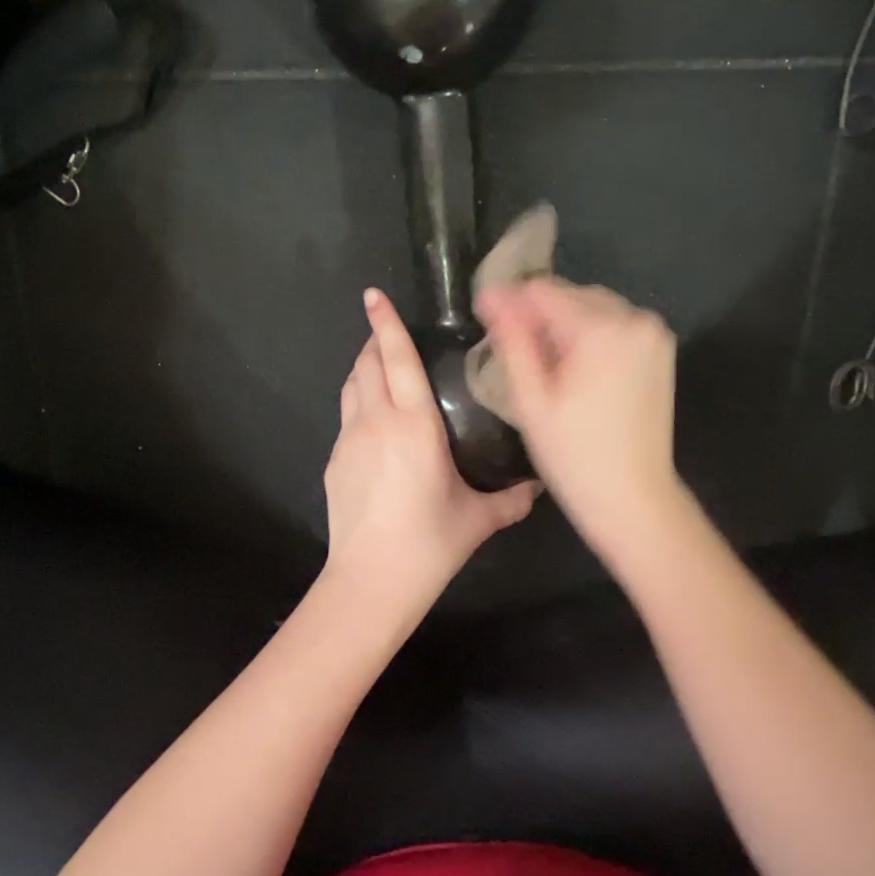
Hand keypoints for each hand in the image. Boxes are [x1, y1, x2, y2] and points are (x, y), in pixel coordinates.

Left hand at [322, 289, 539, 612]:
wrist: (371, 580)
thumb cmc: (430, 543)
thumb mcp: (479, 518)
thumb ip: (512, 498)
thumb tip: (539, 486)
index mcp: (414, 424)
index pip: (396, 359)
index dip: (385, 323)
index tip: (375, 295)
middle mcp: (376, 421)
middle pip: (367, 364)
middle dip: (375, 340)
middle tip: (391, 332)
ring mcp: (349, 440)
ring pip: (351, 387)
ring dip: (363, 368)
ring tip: (380, 365)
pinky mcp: (335, 462)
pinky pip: (347, 417)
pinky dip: (359, 402)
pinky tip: (375, 420)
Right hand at [474, 279, 681, 547]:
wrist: (634, 497)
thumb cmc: (574, 455)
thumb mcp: (532, 400)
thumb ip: (513, 341)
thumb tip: (492, 298)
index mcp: (602, 329)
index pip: (544, 292)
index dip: (511, 301)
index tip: (485, 315)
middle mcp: (634, 320)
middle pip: (572, 295)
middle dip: (539, 313)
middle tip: (511, 346)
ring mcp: (652, 335)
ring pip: (594, 308)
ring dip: (564, 323)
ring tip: (540, 360)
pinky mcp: (659, 351)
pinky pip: (615, 326)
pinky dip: (590, 336)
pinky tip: (572, 368)